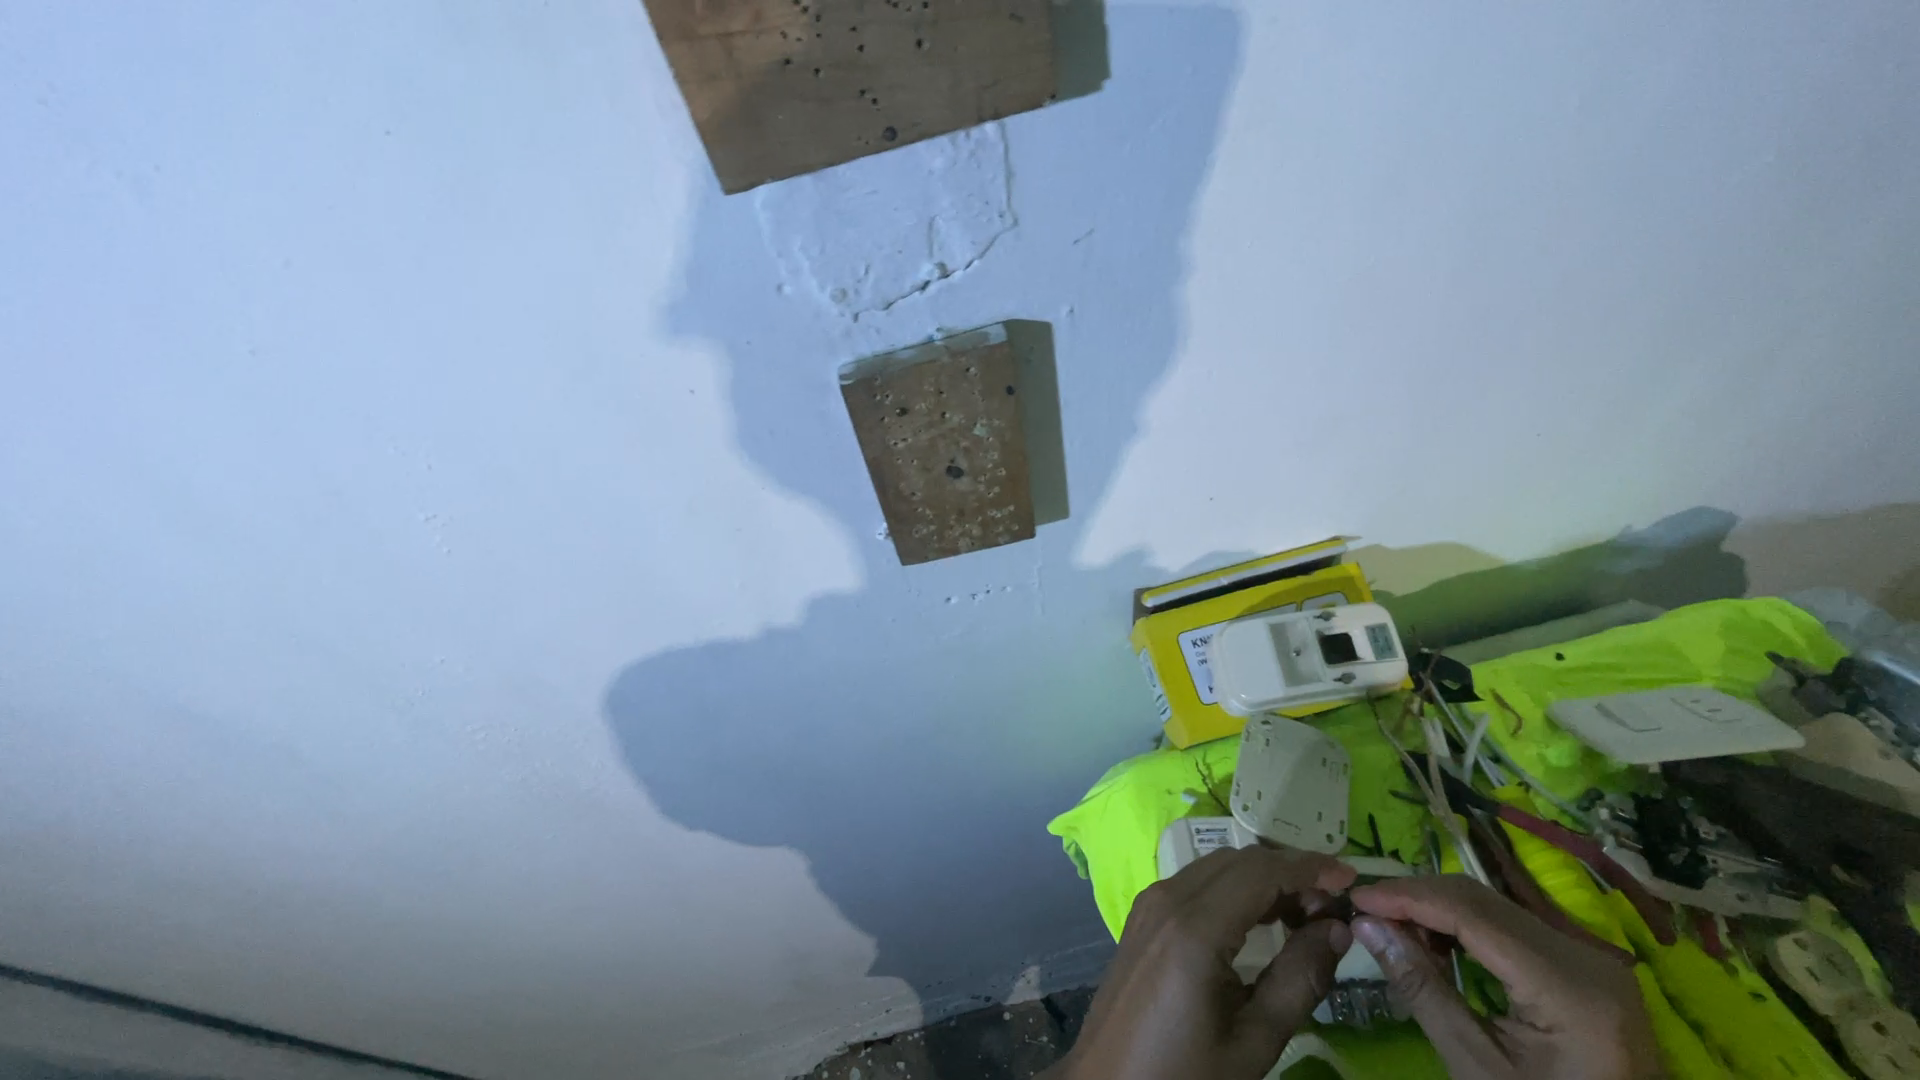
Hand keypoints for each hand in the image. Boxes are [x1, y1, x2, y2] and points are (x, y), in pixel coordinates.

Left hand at [1055, 845, 1357, 1079]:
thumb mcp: (1253, 1040)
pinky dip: (1234, 888)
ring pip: (1217, 866)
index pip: (1260, 870)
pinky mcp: (1143, 915)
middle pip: (1238, 860)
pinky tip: (1261, 919)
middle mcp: (1168, 899)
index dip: (1308, 867)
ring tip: (1306, 914)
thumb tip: (1337, 928)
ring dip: (1262, 878)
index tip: (1351, 880)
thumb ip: (1299, 979)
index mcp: (1194, 928)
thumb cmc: (1184, 1072)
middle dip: (1289, 872)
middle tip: (1332, 908)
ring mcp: (1150, 904)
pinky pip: (1196, 882)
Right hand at [1349, 875, 1663, 1079]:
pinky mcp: (1584, 961)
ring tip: (1390, 926)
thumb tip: (1365, 925)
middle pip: (1483, 900)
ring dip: (1436, 908)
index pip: (1472, 914)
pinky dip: (1464, 924)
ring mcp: (1590, 955)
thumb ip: (1422, 990)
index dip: (1407, 897)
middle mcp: (1587, 956)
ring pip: (1493, 904)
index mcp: (1569, 988)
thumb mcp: (1477, 1068)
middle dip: (1416, 897)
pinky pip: (1511, 923)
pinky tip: (1433, 940)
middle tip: (1364, 908)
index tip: (1354, 897)